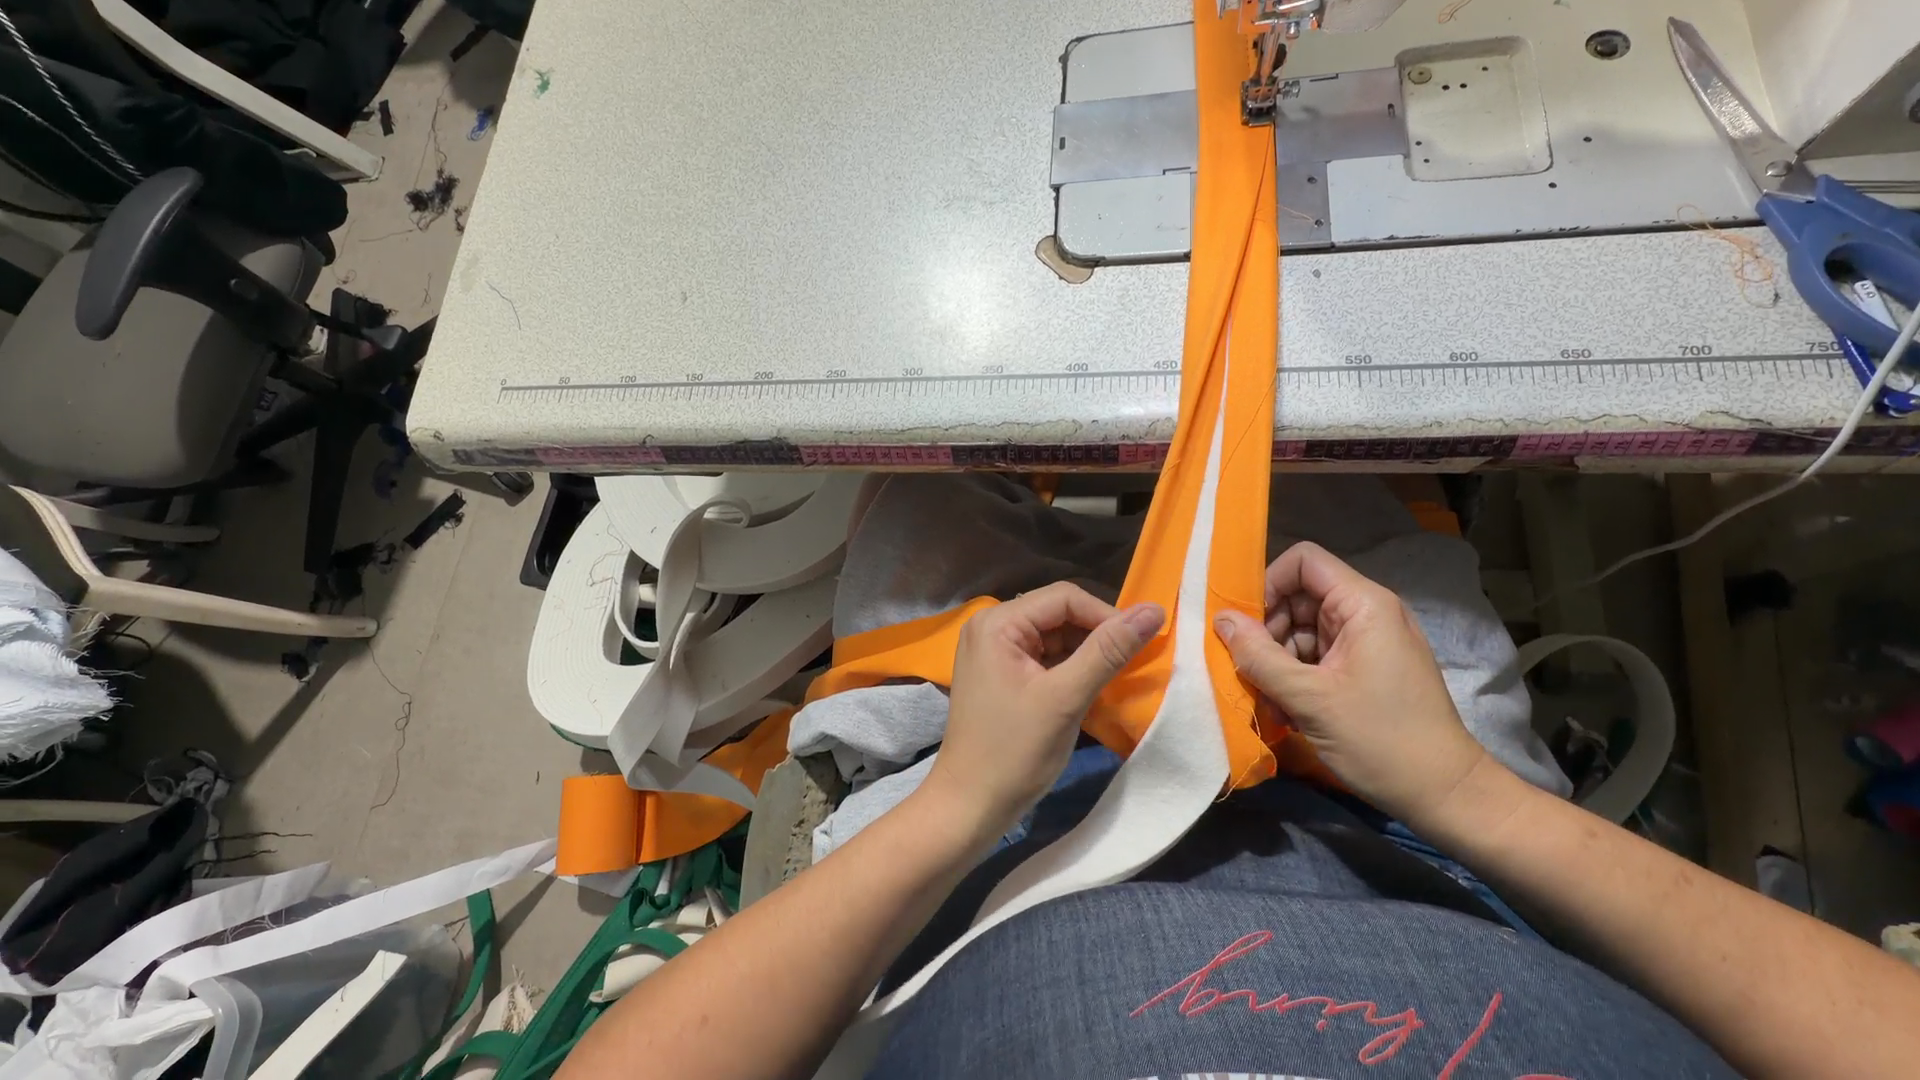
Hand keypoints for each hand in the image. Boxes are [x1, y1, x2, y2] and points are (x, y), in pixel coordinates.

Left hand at [924, 582, 1164, 836]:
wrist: (970, 805)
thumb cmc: (1014, 752)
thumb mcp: (1065, 698)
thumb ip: (1108, 651)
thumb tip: (1153, 610)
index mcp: (997, 623)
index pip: (1065, 597)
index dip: (1106, 616)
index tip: (1140, 645)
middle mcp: (991, 627)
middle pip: (1059, 614)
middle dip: (1097, 636)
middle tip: (1130, 665)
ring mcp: (994, 652)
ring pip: (1056, 636)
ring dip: (1087, 654)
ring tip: (1112, 680)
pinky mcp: (1001, 675)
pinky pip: (1045, 658)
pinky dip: (1071, 669)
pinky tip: (1089, 690)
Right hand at [1213, 542, 1495, 827]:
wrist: (1444, 794)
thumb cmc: (1380, 739)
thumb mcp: (1309, 699)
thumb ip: (1259, 656)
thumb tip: (1220, 619)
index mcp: (1364, 605)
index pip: (1303, 561)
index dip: (1268, 584)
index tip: (1248, 627)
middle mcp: (1367, 614)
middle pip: (1298, 597)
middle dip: (1268, 630)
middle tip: (1252, 671)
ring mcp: (1368, 642)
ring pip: (1302, 630)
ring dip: (1277, 660)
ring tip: (1270, 701)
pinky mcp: (1365, 669)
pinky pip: (1317, 656)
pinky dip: (1295, 677)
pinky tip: (1287, 712)